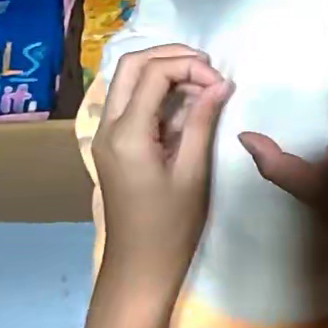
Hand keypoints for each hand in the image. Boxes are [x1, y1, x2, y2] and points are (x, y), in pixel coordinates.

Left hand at [92, 45, 233, 304]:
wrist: (139, 271)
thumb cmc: (170, 228)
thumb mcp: (193, 172)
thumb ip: (202, 120)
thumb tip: (222, 82)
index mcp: (126, 133)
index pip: (153, 73)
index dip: (190, 67)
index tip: (221, 82)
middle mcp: (108, 126)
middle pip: (132, 65)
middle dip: (171, 57)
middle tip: (209, 68)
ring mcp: (106, 134)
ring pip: (128, 80)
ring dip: (164, 71)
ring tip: (203, 83)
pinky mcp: (113, 144)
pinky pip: (131, 102)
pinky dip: (158, 92)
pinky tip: (187, 103)